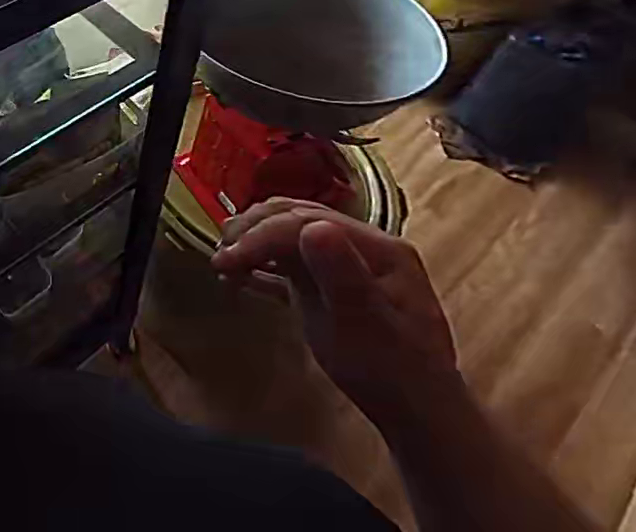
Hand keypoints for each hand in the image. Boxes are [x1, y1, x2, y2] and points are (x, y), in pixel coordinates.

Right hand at [213, 198, 460, 431]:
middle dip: (253, 232)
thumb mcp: (369, 326)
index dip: (263, 236)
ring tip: (223, 261)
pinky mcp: (327, 284)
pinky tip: (238, 276)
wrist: (415, 414)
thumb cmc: (394, 373)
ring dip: (254, 243)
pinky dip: (262, 267)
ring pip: (289, 236)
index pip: (308, 223)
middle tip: (220, 253)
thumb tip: (314, 228)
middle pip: (296, 220)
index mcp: (376, 246)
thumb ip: (343, 275)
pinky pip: (291, 265)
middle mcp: (360, 245)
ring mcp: (344, 263)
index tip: (227, 259)